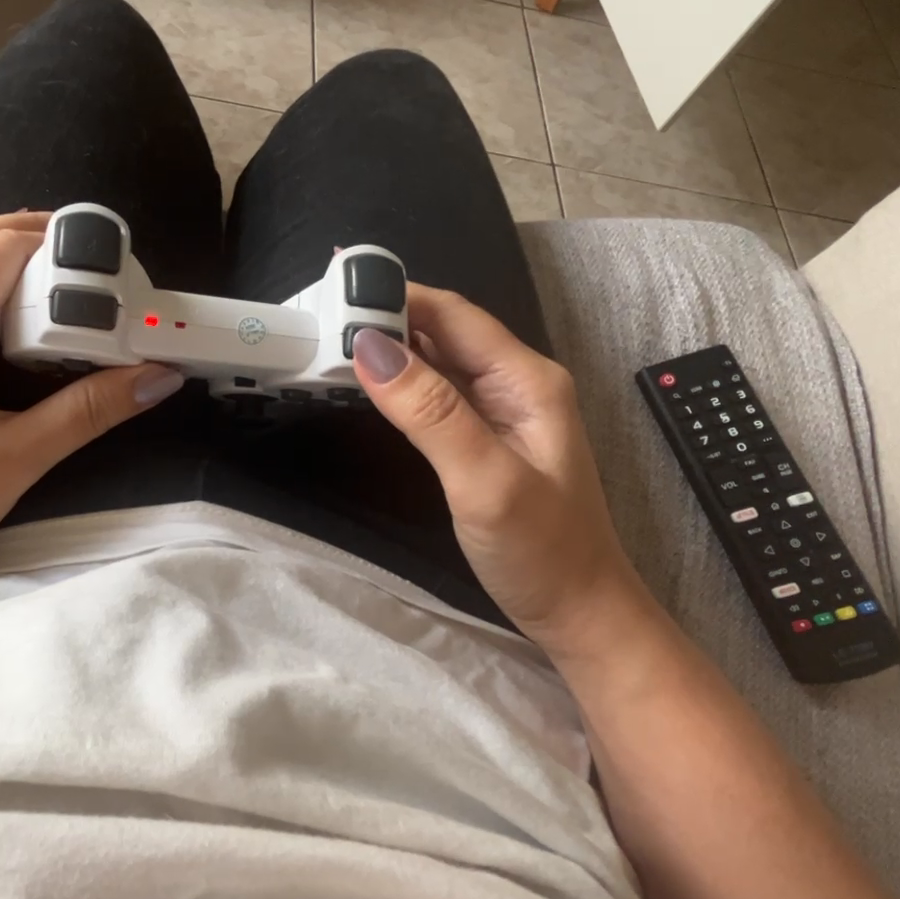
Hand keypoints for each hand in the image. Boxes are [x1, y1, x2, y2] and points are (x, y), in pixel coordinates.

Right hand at [350, 284, 644, 649]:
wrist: (580, 611)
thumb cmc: (541, 550)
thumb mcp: (484, 482)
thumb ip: (430, 413)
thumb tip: (370, 349)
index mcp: (526, 380)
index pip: (453, 315)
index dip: (396, 295)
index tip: (335, 287)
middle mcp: (515, 385)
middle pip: (444, 332)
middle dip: (385, 317)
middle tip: (319, 315)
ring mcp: (501, 414)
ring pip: (437, 364)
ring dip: (389, 350)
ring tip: (330, 342)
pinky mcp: (484, 442)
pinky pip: (437, 398)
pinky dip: (400, 386)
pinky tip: (368, 388)